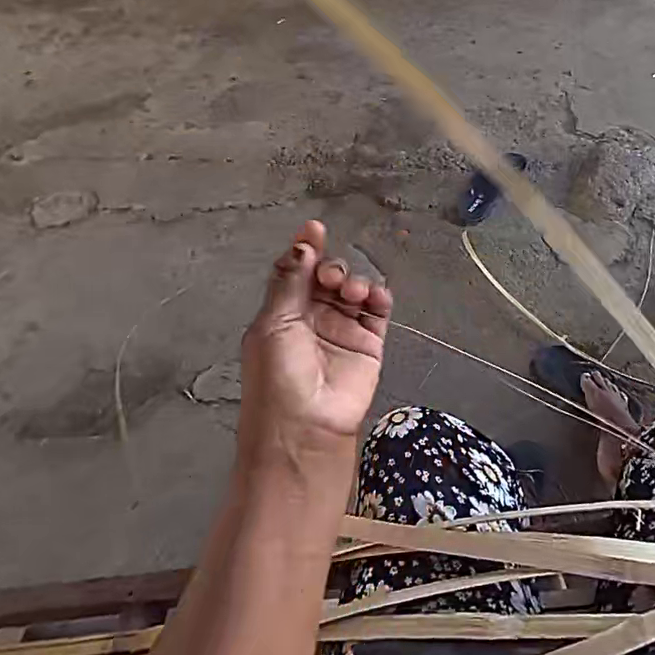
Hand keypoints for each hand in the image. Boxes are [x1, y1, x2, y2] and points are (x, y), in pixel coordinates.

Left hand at [237, 221, 391, 470]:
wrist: (306, 426)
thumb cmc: (278, 377)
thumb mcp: (275, 324)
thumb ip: (290, 281)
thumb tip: (302, 243)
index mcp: (283, 313)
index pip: (296, 272)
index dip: (306, 250)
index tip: (316, 228)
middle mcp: (313, 318)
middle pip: (327, 278)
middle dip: (332, 269)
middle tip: (332, 279)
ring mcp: (342, 330)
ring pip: (354, 291)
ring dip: (355, 282)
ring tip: (352, 292)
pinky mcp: (369, 343)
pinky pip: (377, 312)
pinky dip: (379, 298)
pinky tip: (375, 297)